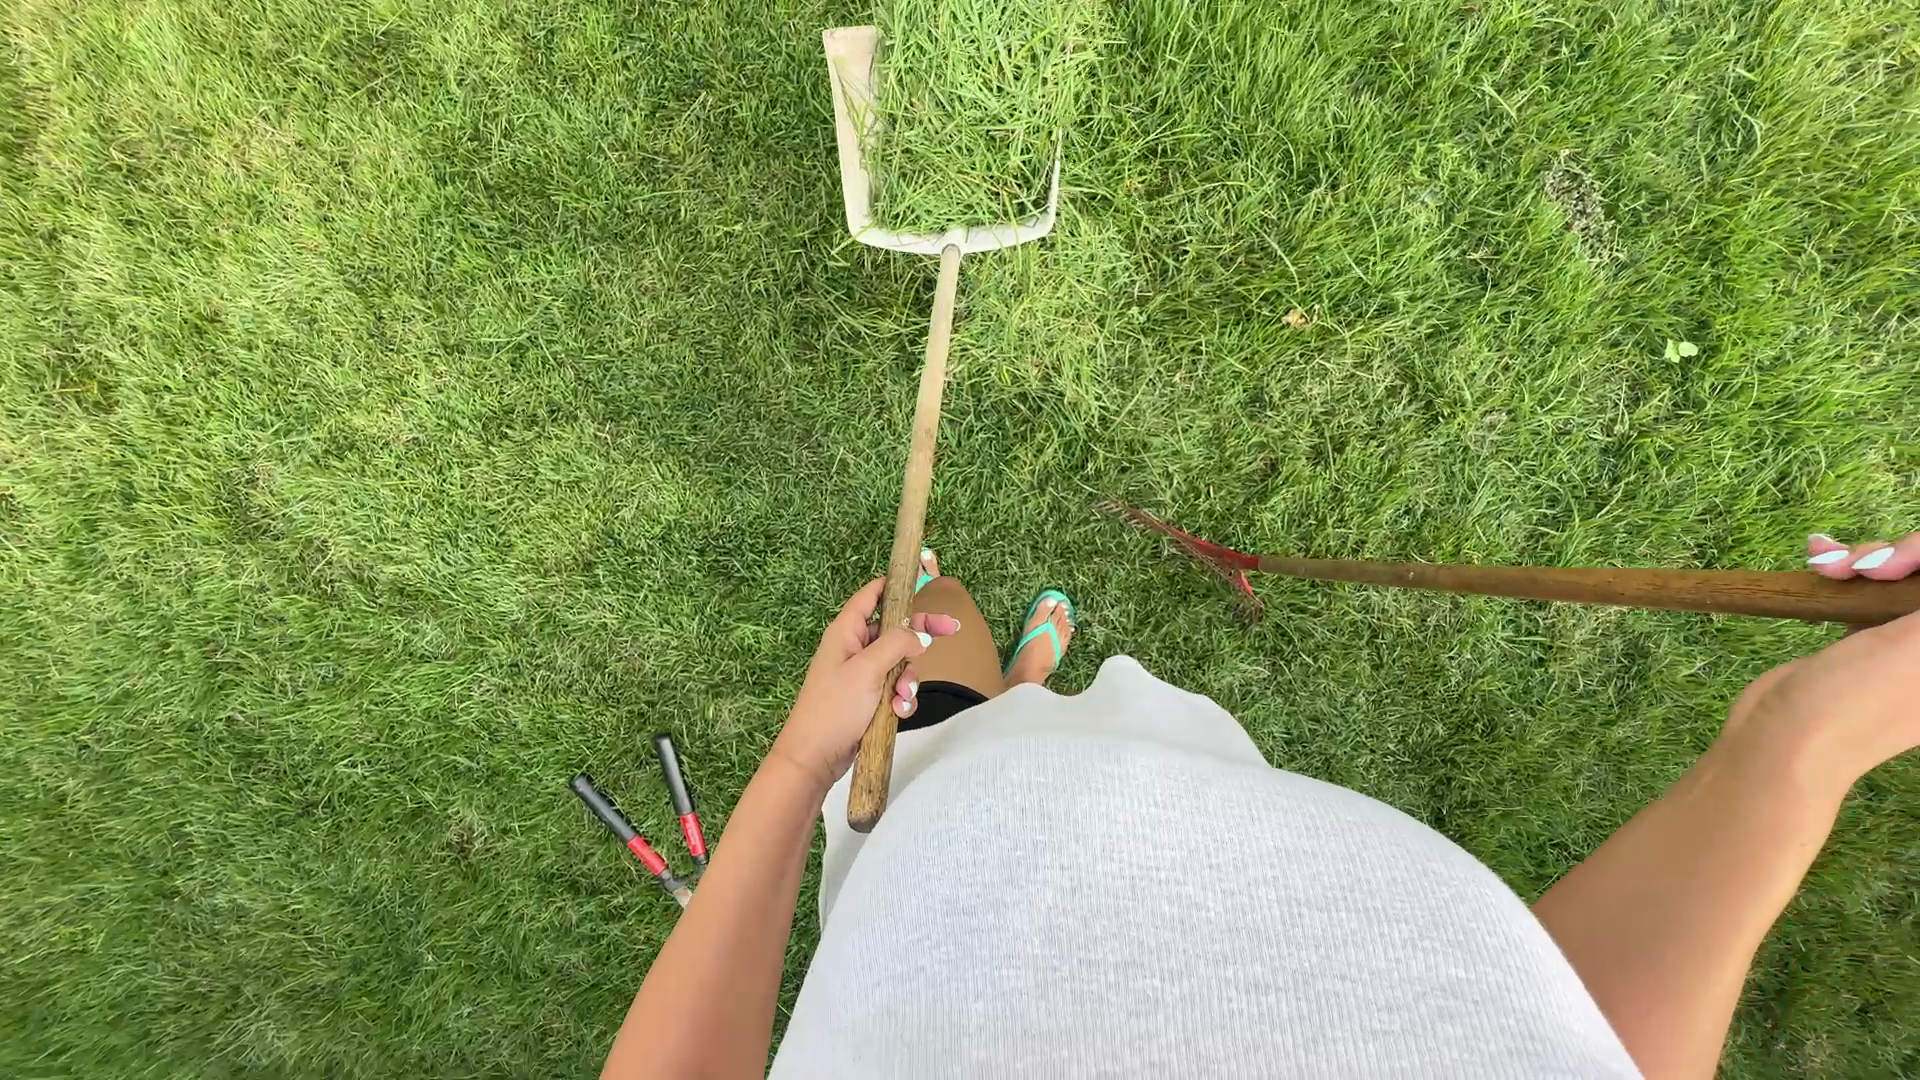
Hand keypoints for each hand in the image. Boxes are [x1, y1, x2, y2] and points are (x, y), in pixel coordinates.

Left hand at [770, 578, 961, 789]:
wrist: (815, 757)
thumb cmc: (834, 707)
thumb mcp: (867, 669)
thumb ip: (896, 645)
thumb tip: (920, 635)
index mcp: (846, 631)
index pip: (872, 595)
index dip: (897, 585)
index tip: (925, 579)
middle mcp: (854, 647)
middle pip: (894, 629)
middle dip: (920, 635)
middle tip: (951, 630)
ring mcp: (861, 673)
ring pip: (899, 662)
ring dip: (907, 679)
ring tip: (901, 697)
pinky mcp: (868, 697)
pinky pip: (895, 688)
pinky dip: (901, 698)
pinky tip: (898, 712)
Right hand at [1716, 533, 1919, 794]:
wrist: (1786, 735)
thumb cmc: (1858, 698)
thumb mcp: (1911, 648)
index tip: (1893, 569)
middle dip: (1900, 556)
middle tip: (1860, 569)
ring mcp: (1910, 637)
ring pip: (1901, 574)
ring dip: (1864, 559)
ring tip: (1822, 565)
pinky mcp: (1868, 632)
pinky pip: (1869, 587)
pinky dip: (1844, 569)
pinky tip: (1815, 559)